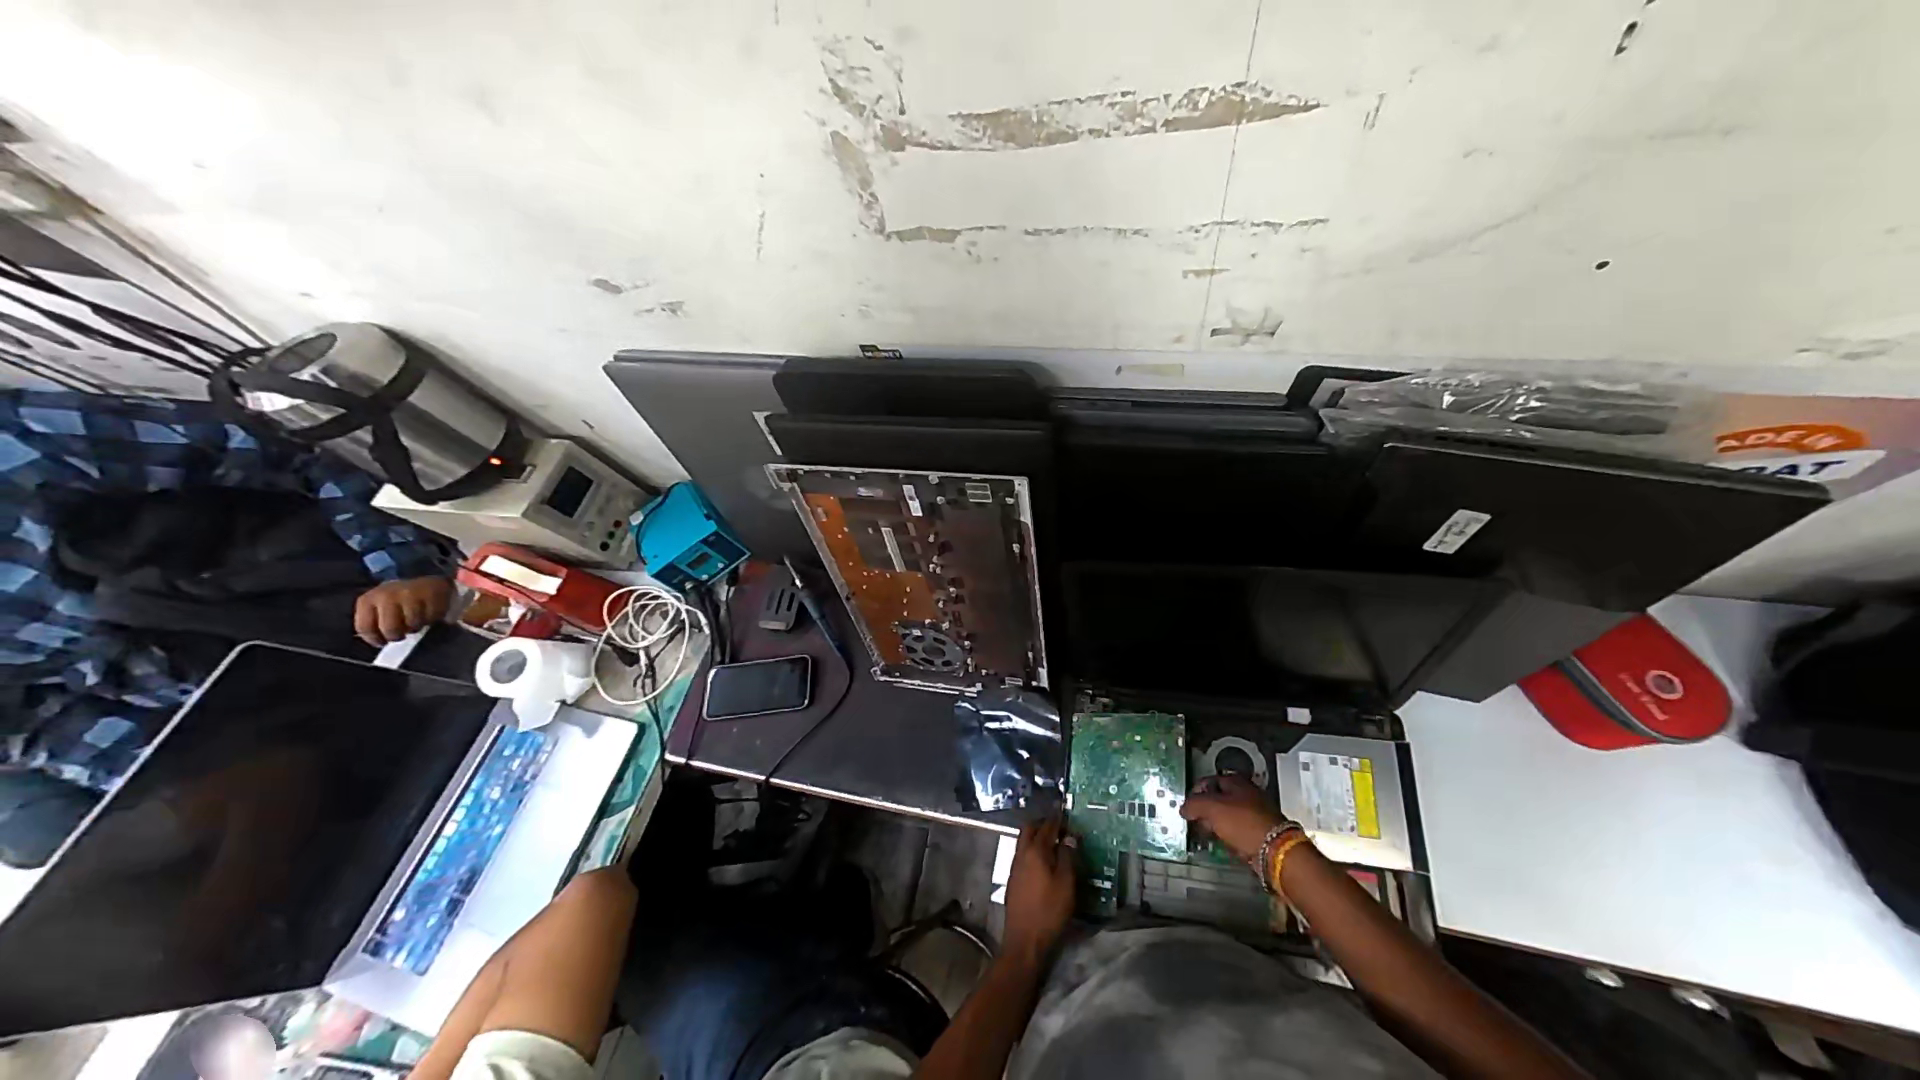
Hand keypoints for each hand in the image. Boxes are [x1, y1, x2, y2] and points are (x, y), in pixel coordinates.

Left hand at [354, 577, 453, 644]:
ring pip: (413, 625)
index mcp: (368, 599)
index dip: (375, 639)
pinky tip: (429, 613)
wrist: (424, 575)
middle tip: (404, 632)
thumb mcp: (379, 607)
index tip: (383, 641)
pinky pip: (432, 618)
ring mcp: (411, 594)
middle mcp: (387, 596)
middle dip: (398, 635)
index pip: (365, 628)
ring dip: (417, 626)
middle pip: (391, 629)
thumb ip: (374, 623)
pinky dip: (433, 619)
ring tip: (417, 620)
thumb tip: (380, 641)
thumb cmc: (398, 598)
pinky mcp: (432, 594)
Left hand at [1002, 815, 1074, 964]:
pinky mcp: (1013, 879)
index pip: (1047, 827)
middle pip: (1030, 829)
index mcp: (1035, 851)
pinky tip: (1043, 861)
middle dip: (1043, 824)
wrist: (1025, 939)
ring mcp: (1014, 866)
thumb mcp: (1066, 883)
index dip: (1057, 819)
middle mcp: (1021, 853)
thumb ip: (1067, 857)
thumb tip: (1069, 837)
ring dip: (1037, 837)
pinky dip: (1033, 850)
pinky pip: (1022, 854)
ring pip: (1024, 841)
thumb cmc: (1049, 910)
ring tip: (1054, 842)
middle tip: (1060, 826)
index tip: (1066, 813)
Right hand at [1182, 773, 1289, 862]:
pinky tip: (1223, 843)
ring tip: (1208, 834)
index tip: (1187, 806)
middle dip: (1205, 810)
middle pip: (1218, 799)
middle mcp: (1246, 794)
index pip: (1209, 781)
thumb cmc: (1242, 822)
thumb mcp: (1212, 808)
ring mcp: (1254, 813)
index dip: (1195, 792)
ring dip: (1216, 825)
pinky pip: (1237, 830)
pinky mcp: (1259, 832)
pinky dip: (1228, 835)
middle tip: (1196, 821)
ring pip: (1227, 816)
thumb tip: (1183, 808)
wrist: (1275, 850)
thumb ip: (1194, 804)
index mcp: (1236, 782)